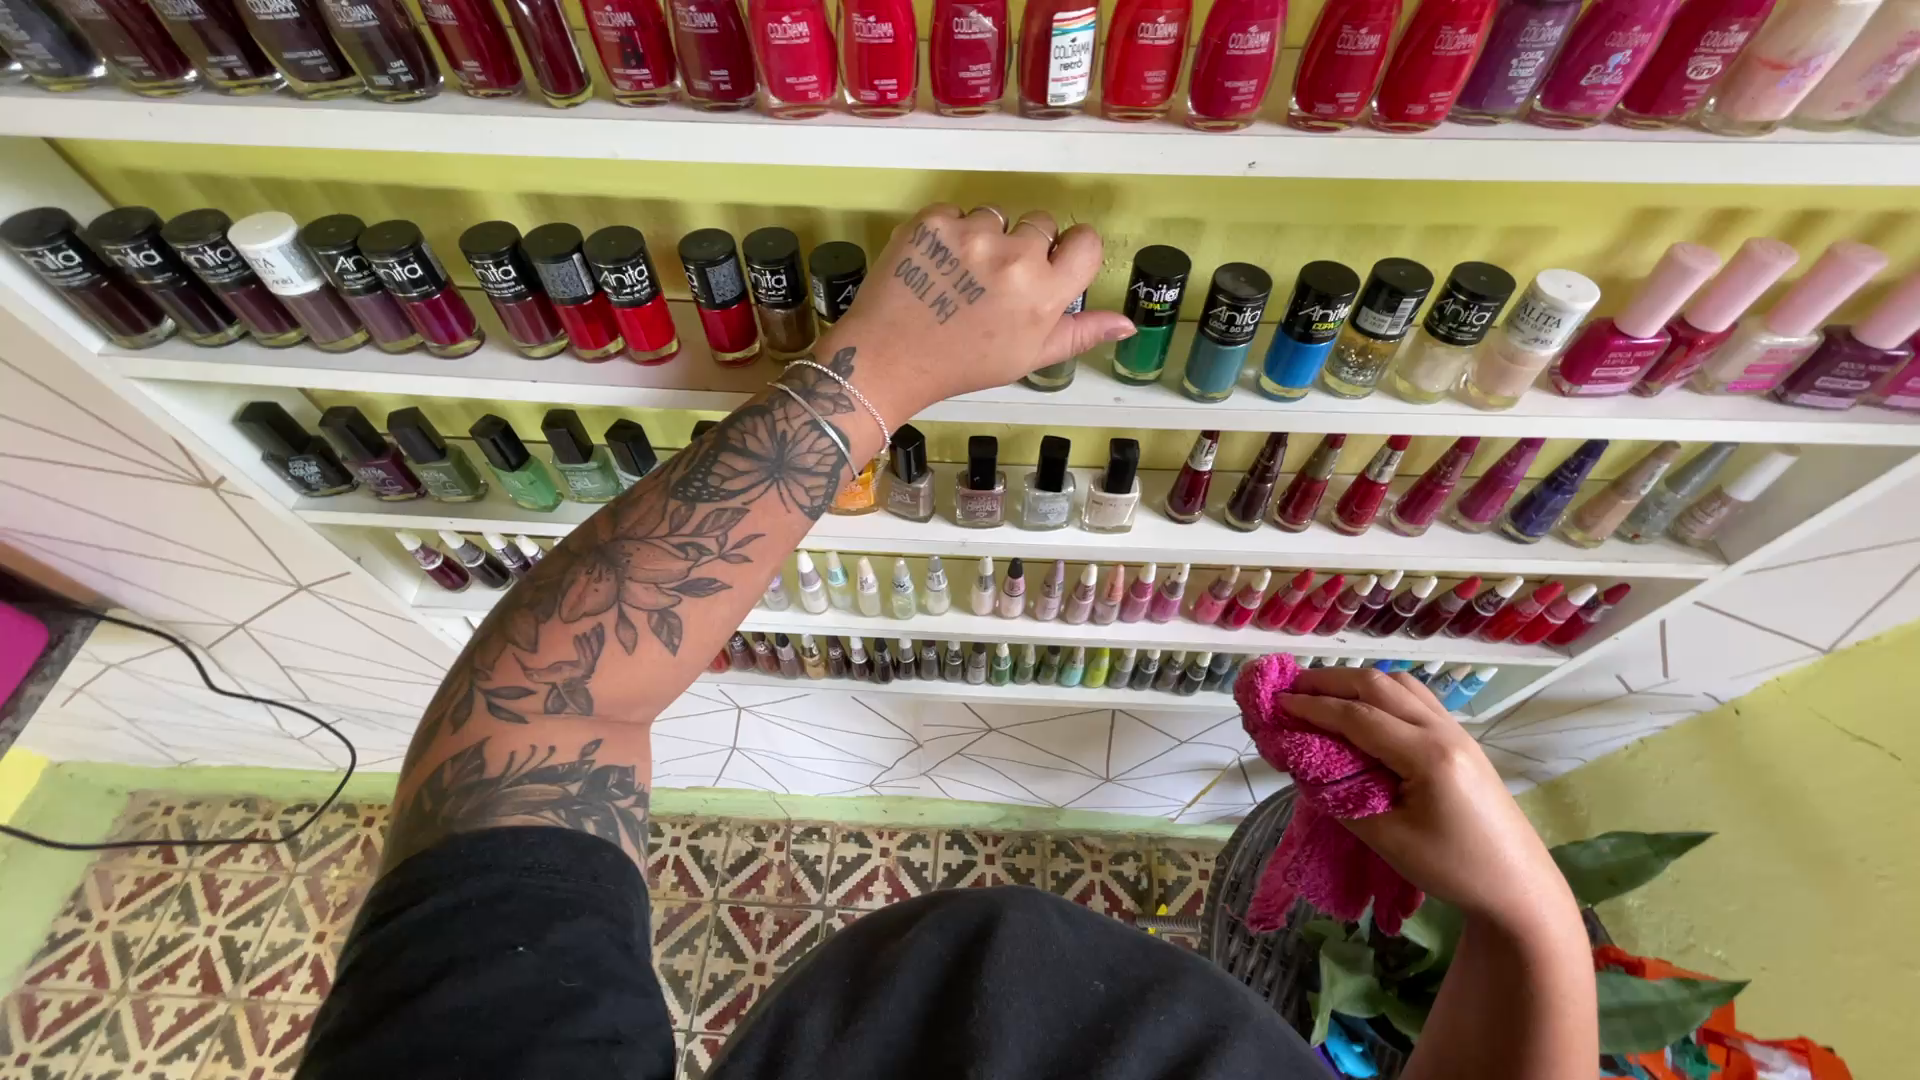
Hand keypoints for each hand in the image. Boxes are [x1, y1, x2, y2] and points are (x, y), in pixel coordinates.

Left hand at [823, 204, 1135, 425]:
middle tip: (996, 284)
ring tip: (962, 277)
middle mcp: (1014, 258)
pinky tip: (937, 267)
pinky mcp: (933, 221)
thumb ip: (1078, 334)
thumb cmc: (962, 364)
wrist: (891, 359)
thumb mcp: (1027, 359)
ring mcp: (971, 235)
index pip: (1085, 242)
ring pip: (997, 216)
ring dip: (986, 238)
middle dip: (1026, 247)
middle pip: (1041, 223)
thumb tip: (1127, 323)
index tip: (1052, 267)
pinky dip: (949, 234)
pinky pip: (956, 212)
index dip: (1070, 253)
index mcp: (1044, 295)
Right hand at [1277, 668, 1577, 929]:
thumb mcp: (1386, 837)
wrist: (1520, 890)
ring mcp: (1456, 732)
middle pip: (1377, 685)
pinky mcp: (1460, 740)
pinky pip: (1414, 698)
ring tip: (1321, 693)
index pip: (1356, 716)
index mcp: (1427, 756)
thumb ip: (1339, 794)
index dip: (1311, 706)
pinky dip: (1380, 692)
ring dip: (1355, 681)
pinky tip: (1362, 707)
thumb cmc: (1453, 869)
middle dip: (1328, 681)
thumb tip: (1301, 763)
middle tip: (1289, 687)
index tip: (1276, 702)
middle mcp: (1444, 731)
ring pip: (1399, 683)